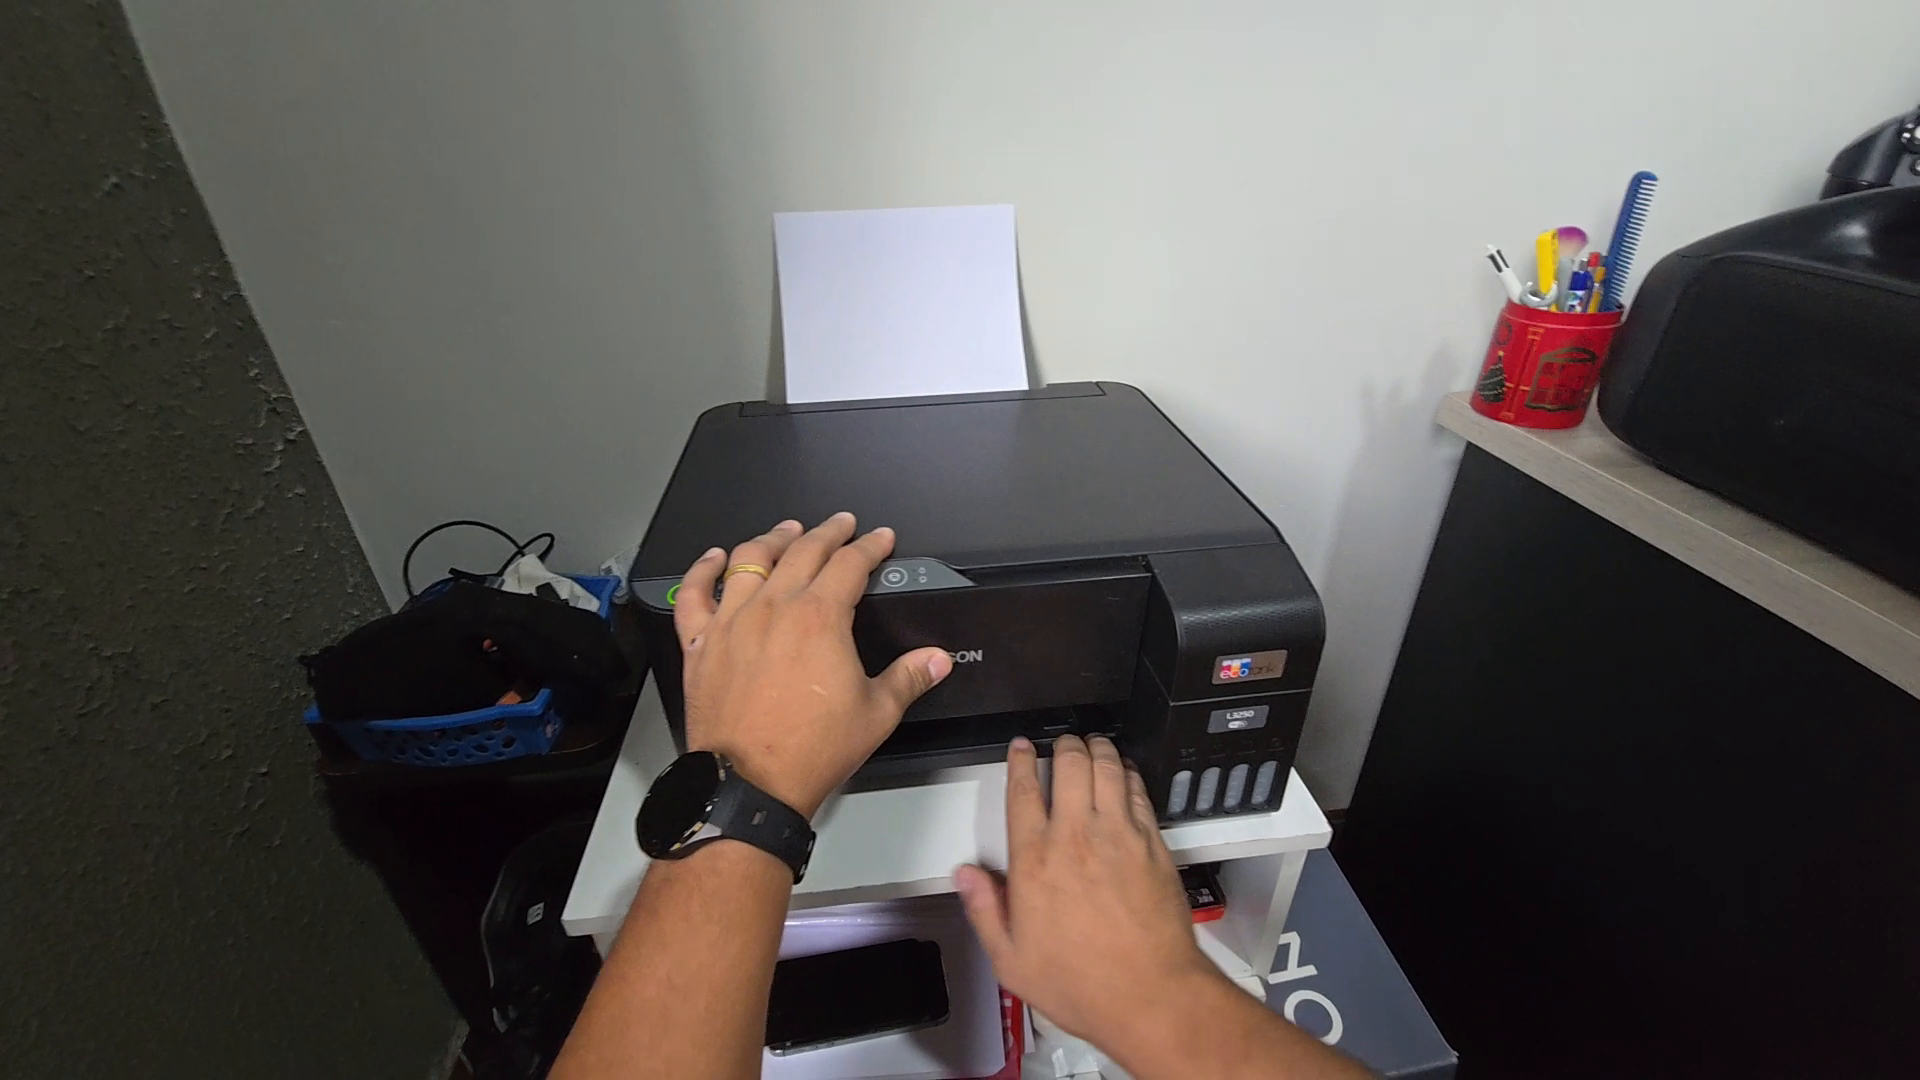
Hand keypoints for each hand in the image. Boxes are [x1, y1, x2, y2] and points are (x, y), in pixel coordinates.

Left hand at [672, 513, 952, 817]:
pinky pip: (695, 594)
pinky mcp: (703, 644)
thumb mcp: (876, 713)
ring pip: (750, 559)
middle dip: (829, 531)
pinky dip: (702, 570)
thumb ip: (909, 677)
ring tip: (787, 530)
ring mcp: (734, 622)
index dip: (870, 545)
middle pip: (803, 550)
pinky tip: (714, 558)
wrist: (750, 785)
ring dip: (774, 539)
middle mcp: (774, 609)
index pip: (850, 563)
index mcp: (820, 618)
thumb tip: (936, 659)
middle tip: (842, 524)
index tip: (879, 538)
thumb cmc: (810, 749)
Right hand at [954, 735, 1219, 1049]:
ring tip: (1092, 743)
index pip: (1023, 790)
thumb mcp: (1012, 960)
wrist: (1151, 996)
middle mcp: (1076, 836)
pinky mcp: (1151, 843)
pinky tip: (1125, 771)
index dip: (1020, 760)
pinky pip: (1137, 791)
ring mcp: (1118, 835)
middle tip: (1062, 743)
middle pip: (1069, 764)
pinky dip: (1128, 773)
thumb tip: (965, 876)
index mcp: (1036, 859)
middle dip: (1064, 745)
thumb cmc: (1083, 982)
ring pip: (1107, 768)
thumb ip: (984, 910)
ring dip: (1098, 749)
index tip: (1021, 748)